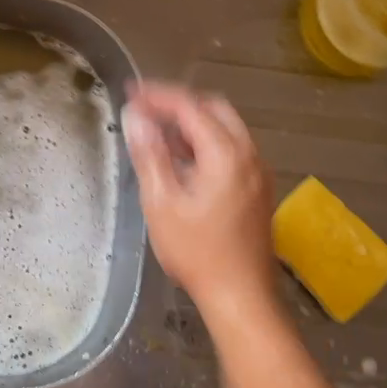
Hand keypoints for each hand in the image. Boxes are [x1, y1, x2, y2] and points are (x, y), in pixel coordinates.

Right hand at [121, 83, 275, 319]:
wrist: (239, 295)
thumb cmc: (195, 252)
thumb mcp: (161, 203)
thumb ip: (149, 155)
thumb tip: (135, 117)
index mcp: (226, 154)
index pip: (190, 107)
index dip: (158, 96)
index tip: (129, 93)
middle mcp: (249, 155)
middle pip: (215, 110)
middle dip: (179, 103)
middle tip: (144, 108)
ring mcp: (257, 173)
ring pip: (226, 129)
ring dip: (193, 122)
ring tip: (157, 131)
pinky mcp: (257, 189)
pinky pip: (232, 149)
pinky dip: (205, 142)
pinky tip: (182, 160)